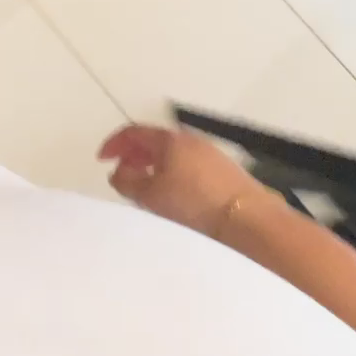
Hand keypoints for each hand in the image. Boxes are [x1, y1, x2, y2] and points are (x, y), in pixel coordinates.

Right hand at [97, 123, 274, 236]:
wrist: (253, 223)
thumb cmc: (194, 204)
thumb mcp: (150, 195)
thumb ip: (126, 180)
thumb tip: (118, 172)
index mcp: (168, 140)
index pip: (132, 132)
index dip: (113, 144)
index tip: (102, 160)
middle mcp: (190, 141)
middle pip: (154, 142)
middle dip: (134, 156)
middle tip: (124, 175)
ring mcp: (213, 156)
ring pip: (174, 156)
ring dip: (155, 167)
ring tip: (150, 190)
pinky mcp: (229, 174)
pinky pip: (191, 168)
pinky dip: (176, 176)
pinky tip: (178, 198)